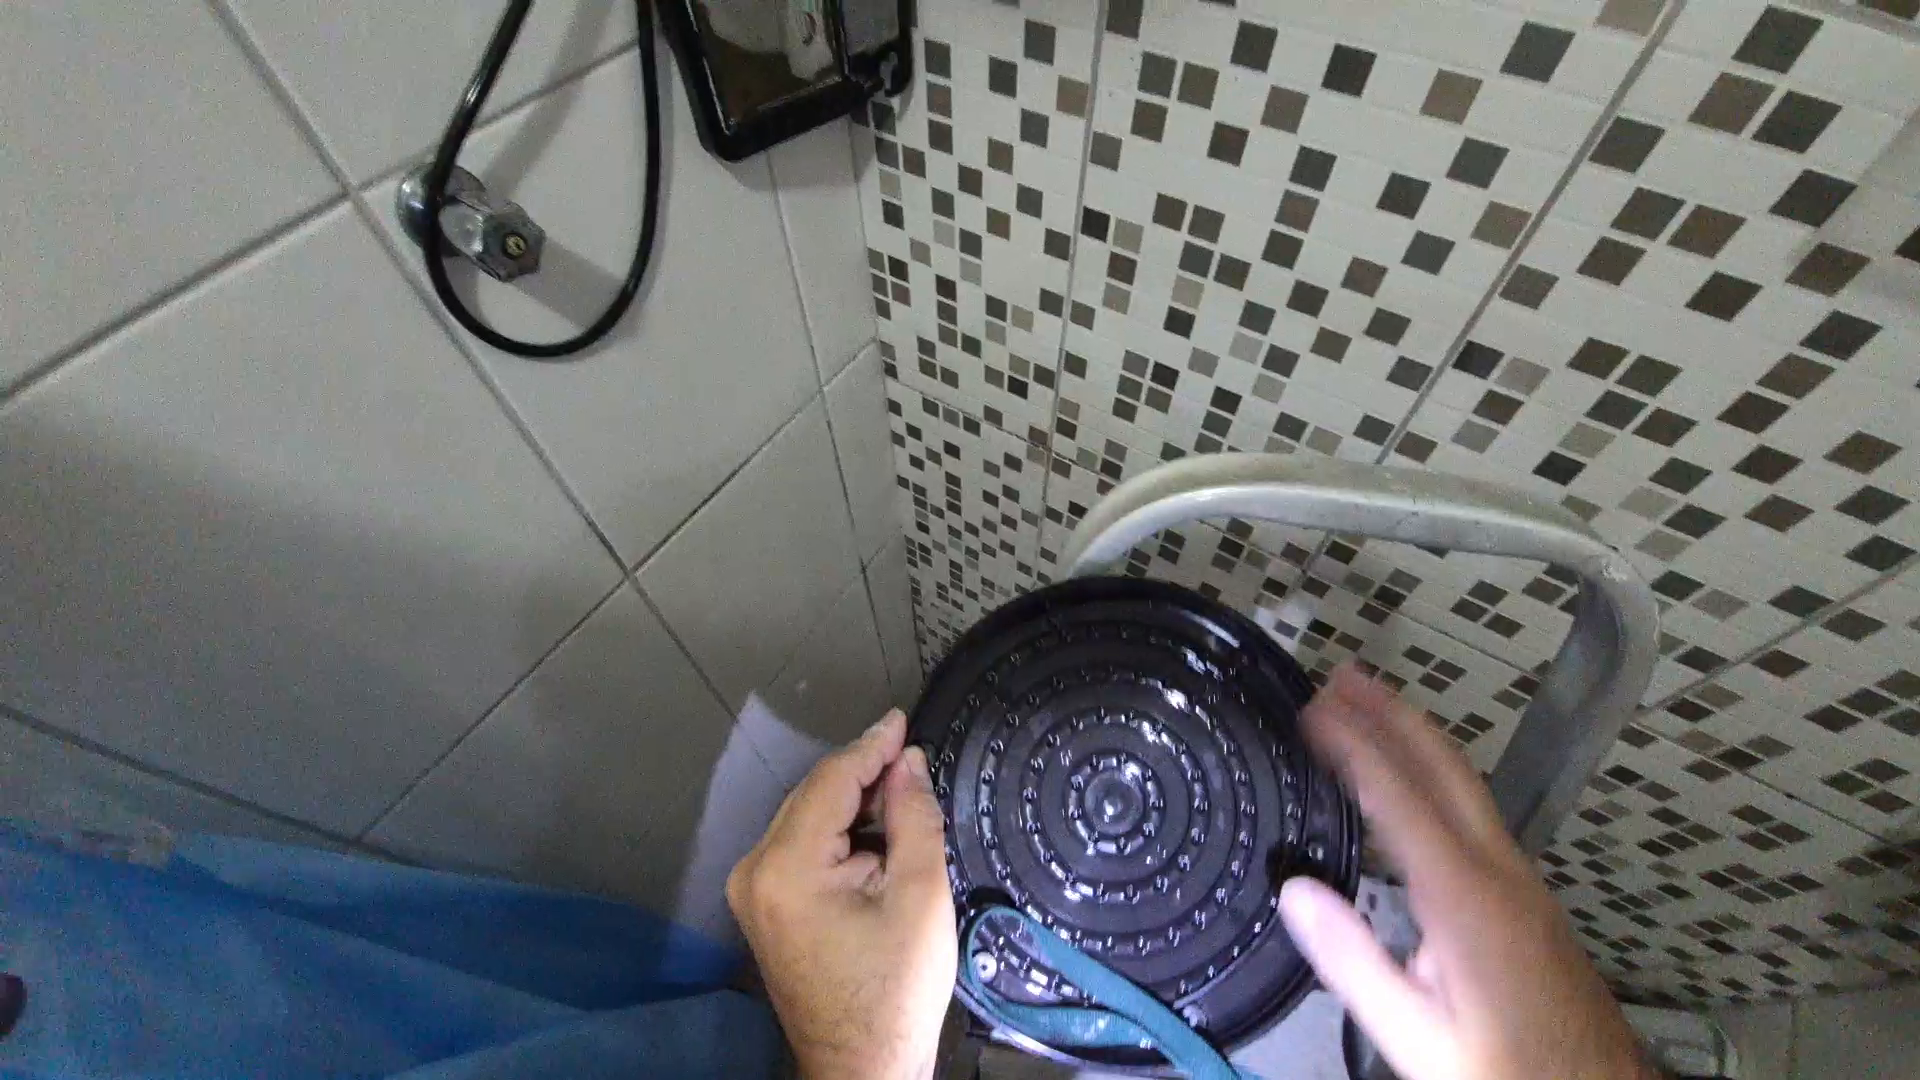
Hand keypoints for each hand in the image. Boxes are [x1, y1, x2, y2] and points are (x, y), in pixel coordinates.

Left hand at [728, 710, 956, 1079]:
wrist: (861, 1067)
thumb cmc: (895, 988)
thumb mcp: (920, 894)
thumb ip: (913, 816)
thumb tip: (907, 760)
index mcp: (785, 868)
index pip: (831, 781)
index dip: (870, 746)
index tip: (901, 719)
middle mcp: (754, 869)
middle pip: (815, 793)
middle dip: (865, 772)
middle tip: (911, 758)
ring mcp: (751, 887)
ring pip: (809, 813)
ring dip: (855, 799)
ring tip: (902, 795)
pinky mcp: (762, 900)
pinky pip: (803, 840)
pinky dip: (839, 826)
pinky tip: (874, 827)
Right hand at [1280, 665, 1655, 1079]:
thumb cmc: (1508, 1073)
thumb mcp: (1418, 1039)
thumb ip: (1353, 962)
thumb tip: (1293, 887)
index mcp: (1465, 897)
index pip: (1399, 795)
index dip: (1354, 742)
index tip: (1314, 708)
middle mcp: (1498, 872)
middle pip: (1444, 768)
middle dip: (1391, 713)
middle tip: (1343, 676)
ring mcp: (1518, 880)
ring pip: (1463, 782)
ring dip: (1412, 734)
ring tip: (1369, 704)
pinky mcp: (1523, 894)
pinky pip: (1468, 806)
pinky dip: (1428, 769)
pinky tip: (1408, 776)